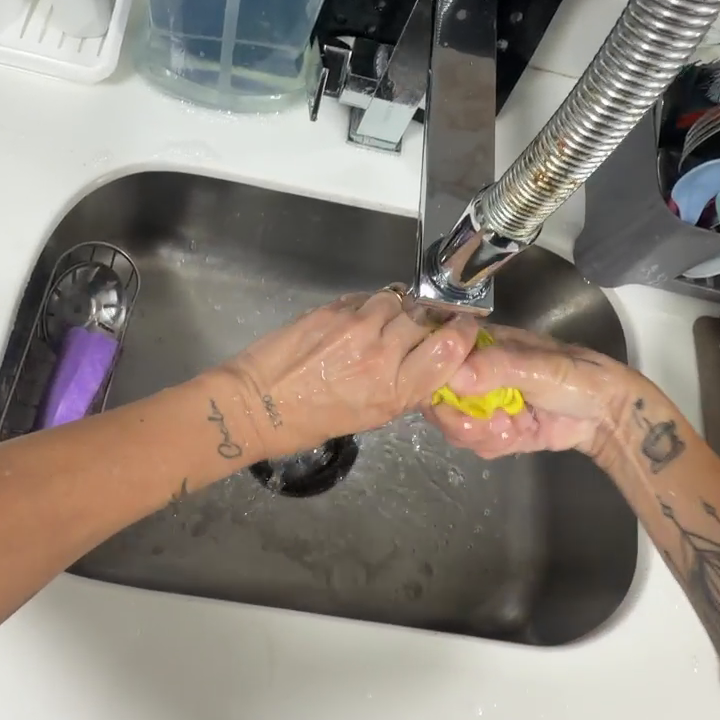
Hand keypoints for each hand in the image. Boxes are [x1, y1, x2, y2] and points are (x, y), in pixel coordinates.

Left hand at [215, 290, 480, 461]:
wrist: (258, 404)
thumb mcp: (370, 418)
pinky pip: (365, 298)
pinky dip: (367, 306)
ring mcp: (355, 329)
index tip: (461, 328)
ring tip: (383, 321)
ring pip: (395, 301)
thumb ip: (403, 387)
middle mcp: (381, 356)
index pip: (448, 350)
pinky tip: (357, 319)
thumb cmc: (312, 420)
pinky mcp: (332, 310)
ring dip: (395, 309)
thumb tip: (427, 360)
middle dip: (427, 319)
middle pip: (424, 319)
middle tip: (420, 324)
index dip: (460, 334)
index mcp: (394, 392)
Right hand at [426, 325, 635, 460]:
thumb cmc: (578, 376)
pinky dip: (493, 445)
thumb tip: (455, 377)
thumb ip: (497, 367)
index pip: (436, 357)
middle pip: (436, 397)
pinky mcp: (492, 430)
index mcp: (478, 345)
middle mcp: (472, 372)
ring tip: (512, 428)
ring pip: (452, 424)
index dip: (435, 378)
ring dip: (480, 433)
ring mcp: (481, 403)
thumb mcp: (540, 366)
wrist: (607, 415)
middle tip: (493, 422)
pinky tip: (517, 436)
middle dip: (460, 417)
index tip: (456, 394)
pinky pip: (473, 443)